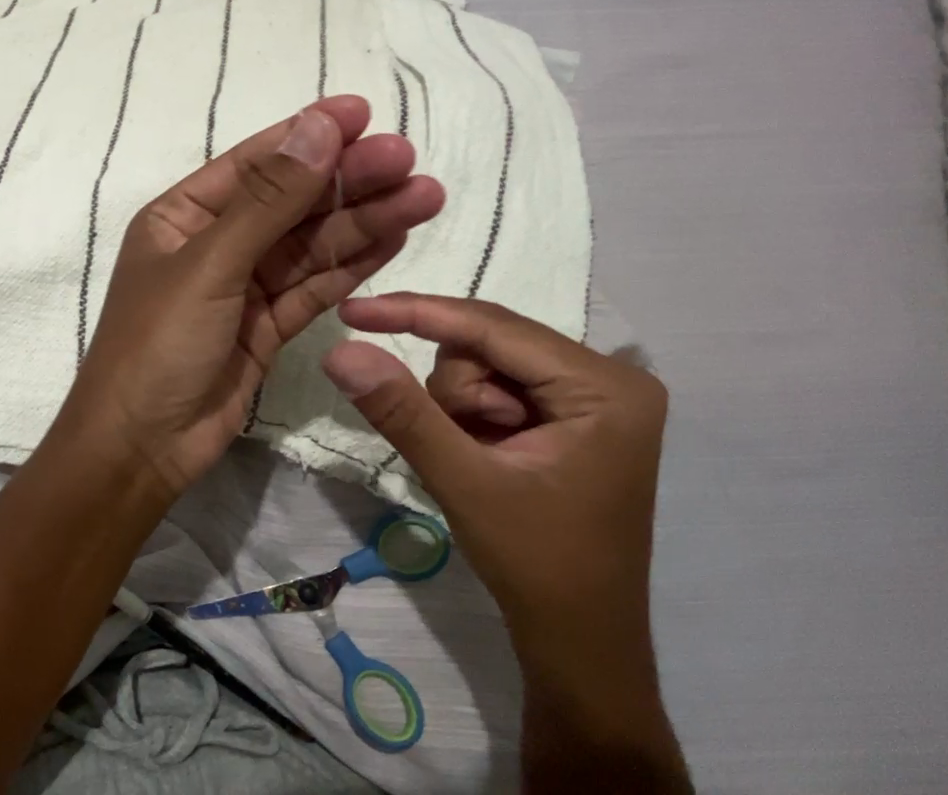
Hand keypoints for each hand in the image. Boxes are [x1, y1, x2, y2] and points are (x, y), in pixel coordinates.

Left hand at [47, 96, 444, 502]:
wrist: (140, 445)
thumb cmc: (158, 344)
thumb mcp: (208, 265)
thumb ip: (267, 201)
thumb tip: (317, 127)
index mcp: (182, 217)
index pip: (253, 164)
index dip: (306, 136)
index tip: (362, 112)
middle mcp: (213, 244)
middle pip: (290, 202)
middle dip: (347, 180)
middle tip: (409, 159)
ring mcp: (241, 287)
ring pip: (310, 244)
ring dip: (363, 220)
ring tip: (425, 195)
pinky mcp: (266, 327)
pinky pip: (314, 287)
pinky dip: (352, 264)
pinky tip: (395, 238)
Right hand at [323, 294, 689, 794]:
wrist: (579, 636)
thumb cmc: (536, 562)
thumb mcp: (462, 480)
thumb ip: (401, 411)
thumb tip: (339, 350)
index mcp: (604, 386)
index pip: (492, 326)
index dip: (416, 313)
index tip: (350, 311)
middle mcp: (608, 378)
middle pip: (488, 345)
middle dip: (454, 393)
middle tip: (463, 449)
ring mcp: (592, 399)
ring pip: (485, 366)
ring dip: (459, 409)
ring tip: (479, 463)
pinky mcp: (573, 418)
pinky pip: (497, 390)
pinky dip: (471, 419)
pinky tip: (486, 460)